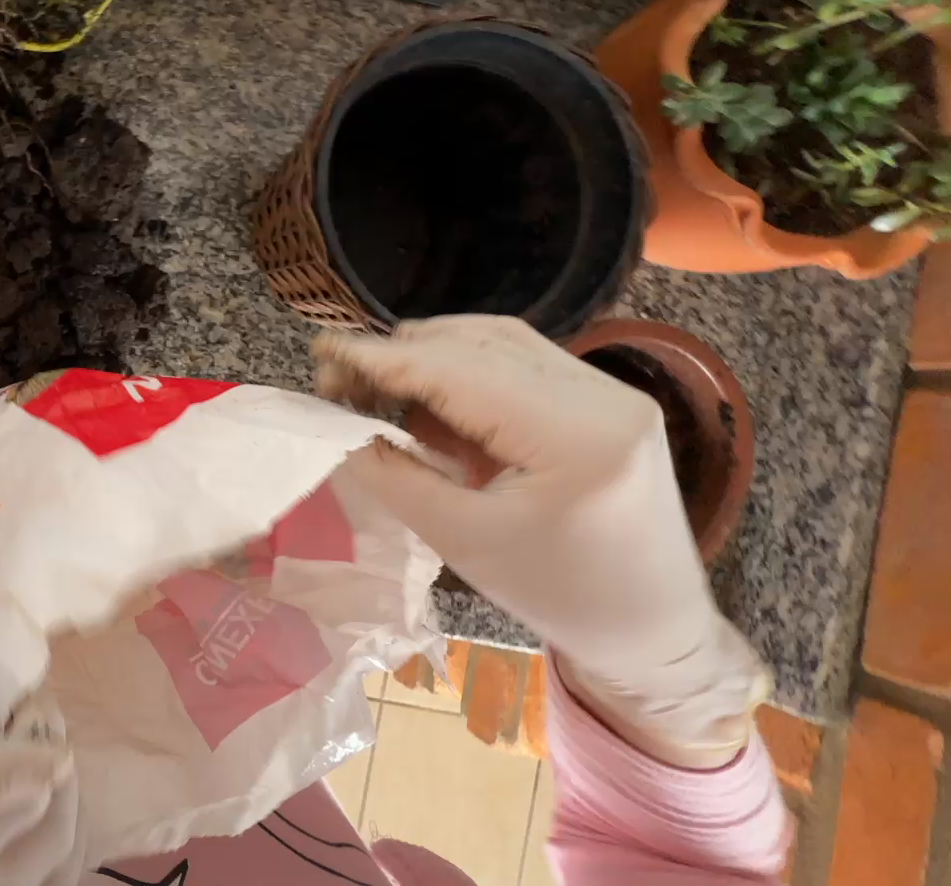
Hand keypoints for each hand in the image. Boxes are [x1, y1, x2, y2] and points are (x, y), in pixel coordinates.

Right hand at [314, 315, 768, 766]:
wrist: (648, 627)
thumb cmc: (550, 593)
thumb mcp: (455, 535)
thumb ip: (388, 471)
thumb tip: (334, 424)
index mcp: (574, 433)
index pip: (454, 370)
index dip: (378, 357)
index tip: (321, 350)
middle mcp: (601, 394)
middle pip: (473, 343)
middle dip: (396, 354)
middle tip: (337, 380)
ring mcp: (608, 391)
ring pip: (493, 342)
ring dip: (426, 356)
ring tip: (375, 386)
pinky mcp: (602, 400)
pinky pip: (516, 361)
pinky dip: (459, 370)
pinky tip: (427, 399)